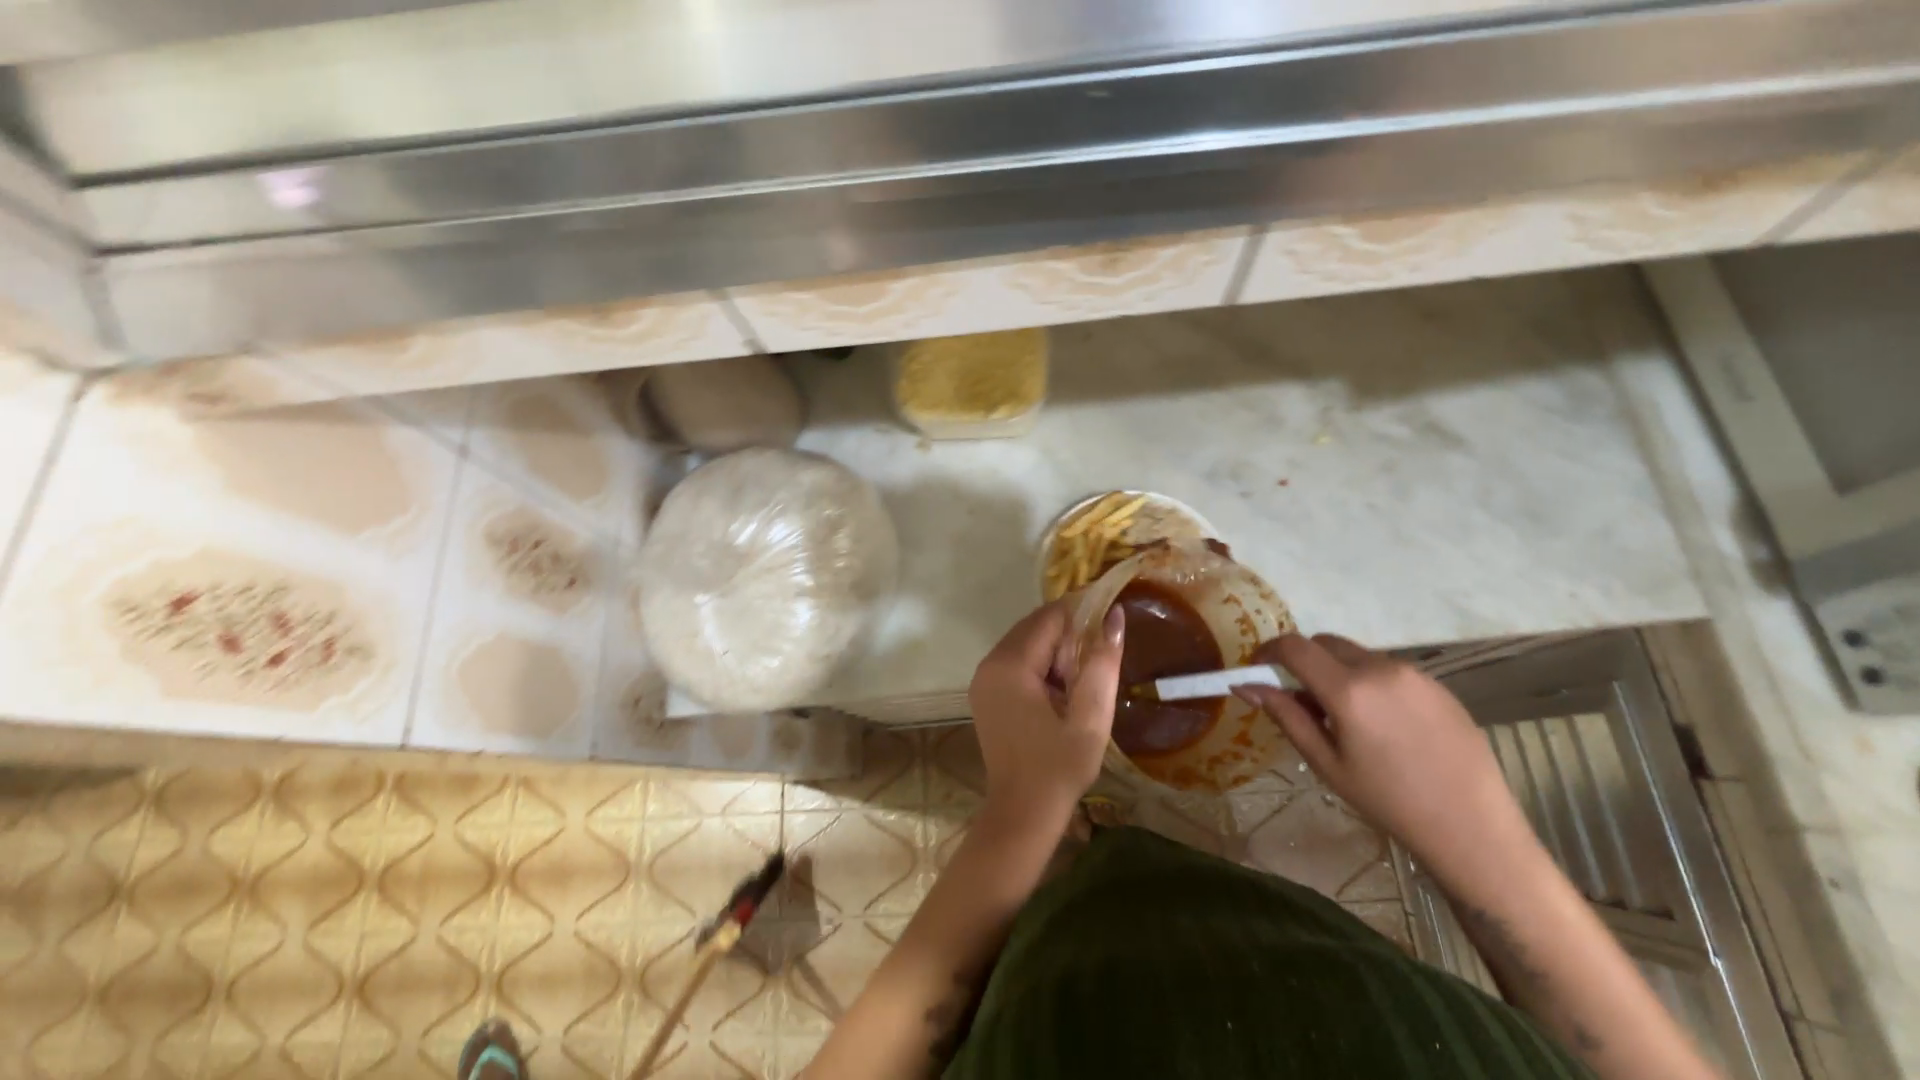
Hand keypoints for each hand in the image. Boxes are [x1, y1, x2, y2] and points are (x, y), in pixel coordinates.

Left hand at [967, 602, 1124, 829]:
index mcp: (1010, 665)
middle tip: (1092, 674)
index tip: (1106, 642)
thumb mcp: (1091, 716)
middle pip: (1034, 627)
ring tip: (1077, 691)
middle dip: (1067, 641)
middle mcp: (989, 664)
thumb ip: (1102, 663)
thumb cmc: (1059, 767)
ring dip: (1055, 656)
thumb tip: (1114, 616)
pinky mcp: (985, 695)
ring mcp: (982, 680)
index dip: (1082, 622)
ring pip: (1025, 645)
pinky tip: (1058, 701)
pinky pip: (1015, 664)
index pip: (1050, 618)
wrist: (1022, 813)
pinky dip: (1040, 670)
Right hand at [1233, 633, 1540, 880]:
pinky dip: (1370, 683)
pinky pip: (1389, 670)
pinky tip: (1383, 726)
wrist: (1469, 822)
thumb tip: (1246, 686)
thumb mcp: (1327, 762)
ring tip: (1346, 719)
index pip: (1295, 647)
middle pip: (1326, 643)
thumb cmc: (1387, 799)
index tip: (1258, 667)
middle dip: (1304, 660)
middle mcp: (1380, 668)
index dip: (1269, 650)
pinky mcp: (1437, 684)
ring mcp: (1413, 673)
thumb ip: (1286, 716)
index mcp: (1348, 689)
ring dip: (1338, 672)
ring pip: (1359, 656)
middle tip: (1300, 699)